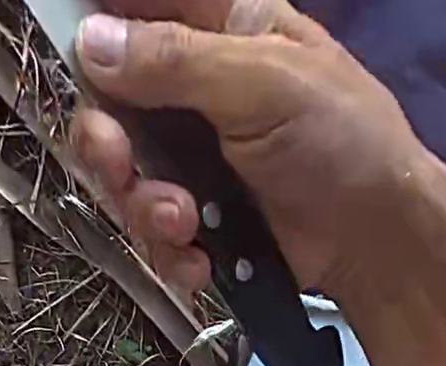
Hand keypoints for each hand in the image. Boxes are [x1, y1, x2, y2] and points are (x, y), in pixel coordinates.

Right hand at [70, 0, 445, 298]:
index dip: (95, 35)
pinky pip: (153, 239)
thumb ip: (177, 62)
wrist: (368, 235)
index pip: (134, 13)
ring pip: (123, 185)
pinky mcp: (195, 224)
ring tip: (187, 224)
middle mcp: (189, 99)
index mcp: (213, 34)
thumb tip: (91, 42)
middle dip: (107, 148)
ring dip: (146, 212)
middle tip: (121, 168)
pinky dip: (172, 256)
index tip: (77, 60)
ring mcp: (189, 167)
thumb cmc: (338, 137)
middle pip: (108, 112)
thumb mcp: (263, 81)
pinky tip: (201, 261)